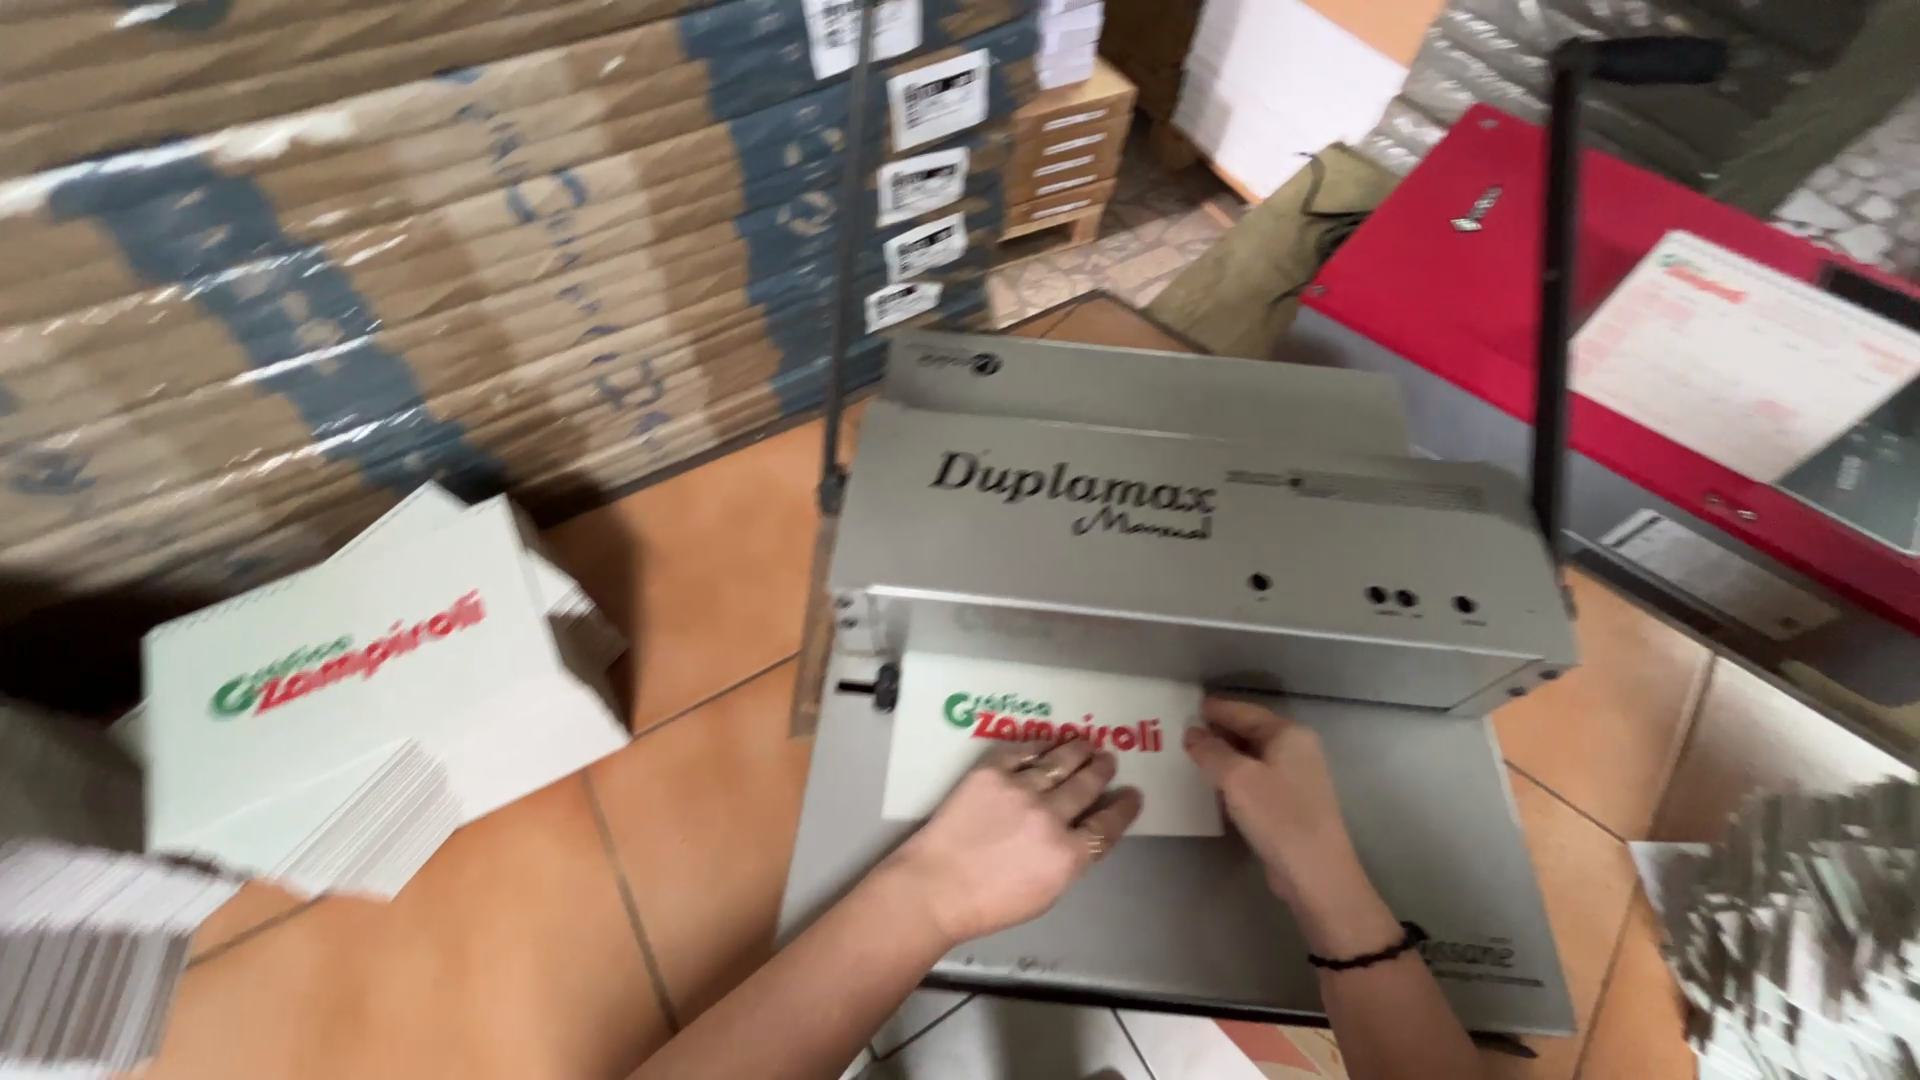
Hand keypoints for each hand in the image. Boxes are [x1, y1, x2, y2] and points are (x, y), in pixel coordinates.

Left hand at [880, 739, 1143, 945]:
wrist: (936, 884)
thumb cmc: (989, 902)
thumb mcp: (1046, 893)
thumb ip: (1069, 860)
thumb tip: (1080, 833)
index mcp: (1067, 855)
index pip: (1107, 826)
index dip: (1123, 808)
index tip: (1133, 794)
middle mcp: (1050, 817)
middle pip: (1086, 786)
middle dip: (1101, 769)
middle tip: (1109, 758)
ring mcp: (1020, 790)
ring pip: (1059, 762)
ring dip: (1077, 750)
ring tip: (1087, 742)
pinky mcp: (992, 772)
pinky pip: (1024, 751)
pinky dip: (1041, 744)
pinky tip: (1050, 740)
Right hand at [1184, 699, 1398, 956]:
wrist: (1316, 874)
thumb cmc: (1278, 816)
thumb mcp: (1236, 778)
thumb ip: (1210, 750)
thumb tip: (1192, 733)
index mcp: (1288, 734)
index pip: (1244, 711)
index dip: (1215, 708)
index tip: (1187, 706)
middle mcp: (1296, 749)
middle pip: (1249, 730)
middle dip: (1217, 730)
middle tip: (1182, 730)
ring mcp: (1296, 777)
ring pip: (1251, 755)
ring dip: (1223, 754)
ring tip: (1191, 754)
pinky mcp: (1290, 803)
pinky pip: (1256, 777)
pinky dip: (1234, 775)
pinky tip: (1213, 783)